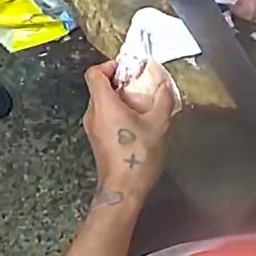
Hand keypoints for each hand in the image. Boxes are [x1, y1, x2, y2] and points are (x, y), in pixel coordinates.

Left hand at [83, 61, 171, 207]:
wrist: (123, 189)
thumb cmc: (138, 155)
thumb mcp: (158, 124)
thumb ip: (162, 99)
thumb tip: (164, 84)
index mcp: (103, 104)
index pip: (94, 73)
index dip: (108, 66)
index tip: (126, 69)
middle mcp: (92, 113)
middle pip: (98, 87)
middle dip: (118, 82)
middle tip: (139, 85)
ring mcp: (91, 128)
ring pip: (101, 102)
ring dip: (118, 98)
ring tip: (141, 104)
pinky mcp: (96, 139)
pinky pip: (103, 116)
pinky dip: (116, 112)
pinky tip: (135, 122)